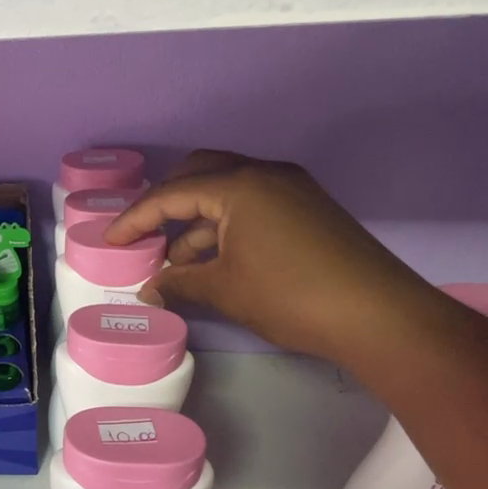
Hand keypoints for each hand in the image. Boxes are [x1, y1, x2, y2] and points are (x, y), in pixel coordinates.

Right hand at [105, 151, 438, 363]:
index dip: (134, 220)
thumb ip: (179, 282)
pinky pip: (251, 204)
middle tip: (143, 234)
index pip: (170, 195)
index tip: (109, 241)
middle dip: (166, 203)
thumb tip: (149, 290)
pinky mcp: (308, 209)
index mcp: (239, 186)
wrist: (378, 315)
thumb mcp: (224, 290)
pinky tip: (212, 260)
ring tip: (175, 261)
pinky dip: (224, 225)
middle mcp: (265, 175)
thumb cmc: (290, 296)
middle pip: (199, 174)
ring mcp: (292, 189)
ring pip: (227, 190)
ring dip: (196, 219)